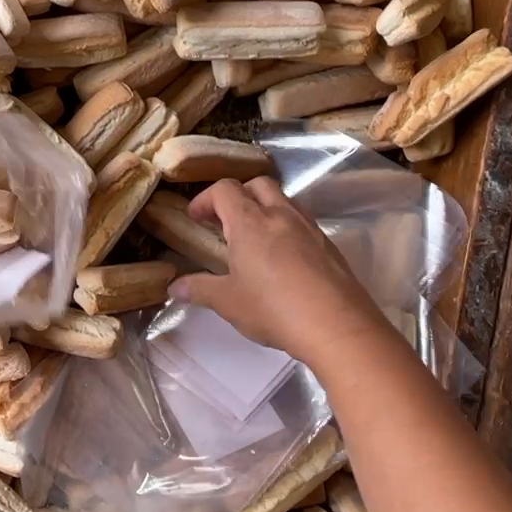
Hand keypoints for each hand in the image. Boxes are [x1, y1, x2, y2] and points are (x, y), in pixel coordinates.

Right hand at [168, 177, 398, 372]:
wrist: (337, 327)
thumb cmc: (273, 309)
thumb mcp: (227, 302)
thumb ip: (198, 289)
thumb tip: (174, 287)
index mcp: (250, 222)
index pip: (224, 189)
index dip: (205, 199)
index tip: (196, 219)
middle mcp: (281, 216)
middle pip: (257, 184)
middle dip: (237, 196)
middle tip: (224, 222)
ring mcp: (309, 228)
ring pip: (283, 200)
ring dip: (264, 209)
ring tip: (253, 240)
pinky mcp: (329, 246)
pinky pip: (302, 223)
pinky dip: (285, 228)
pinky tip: (281, 260)